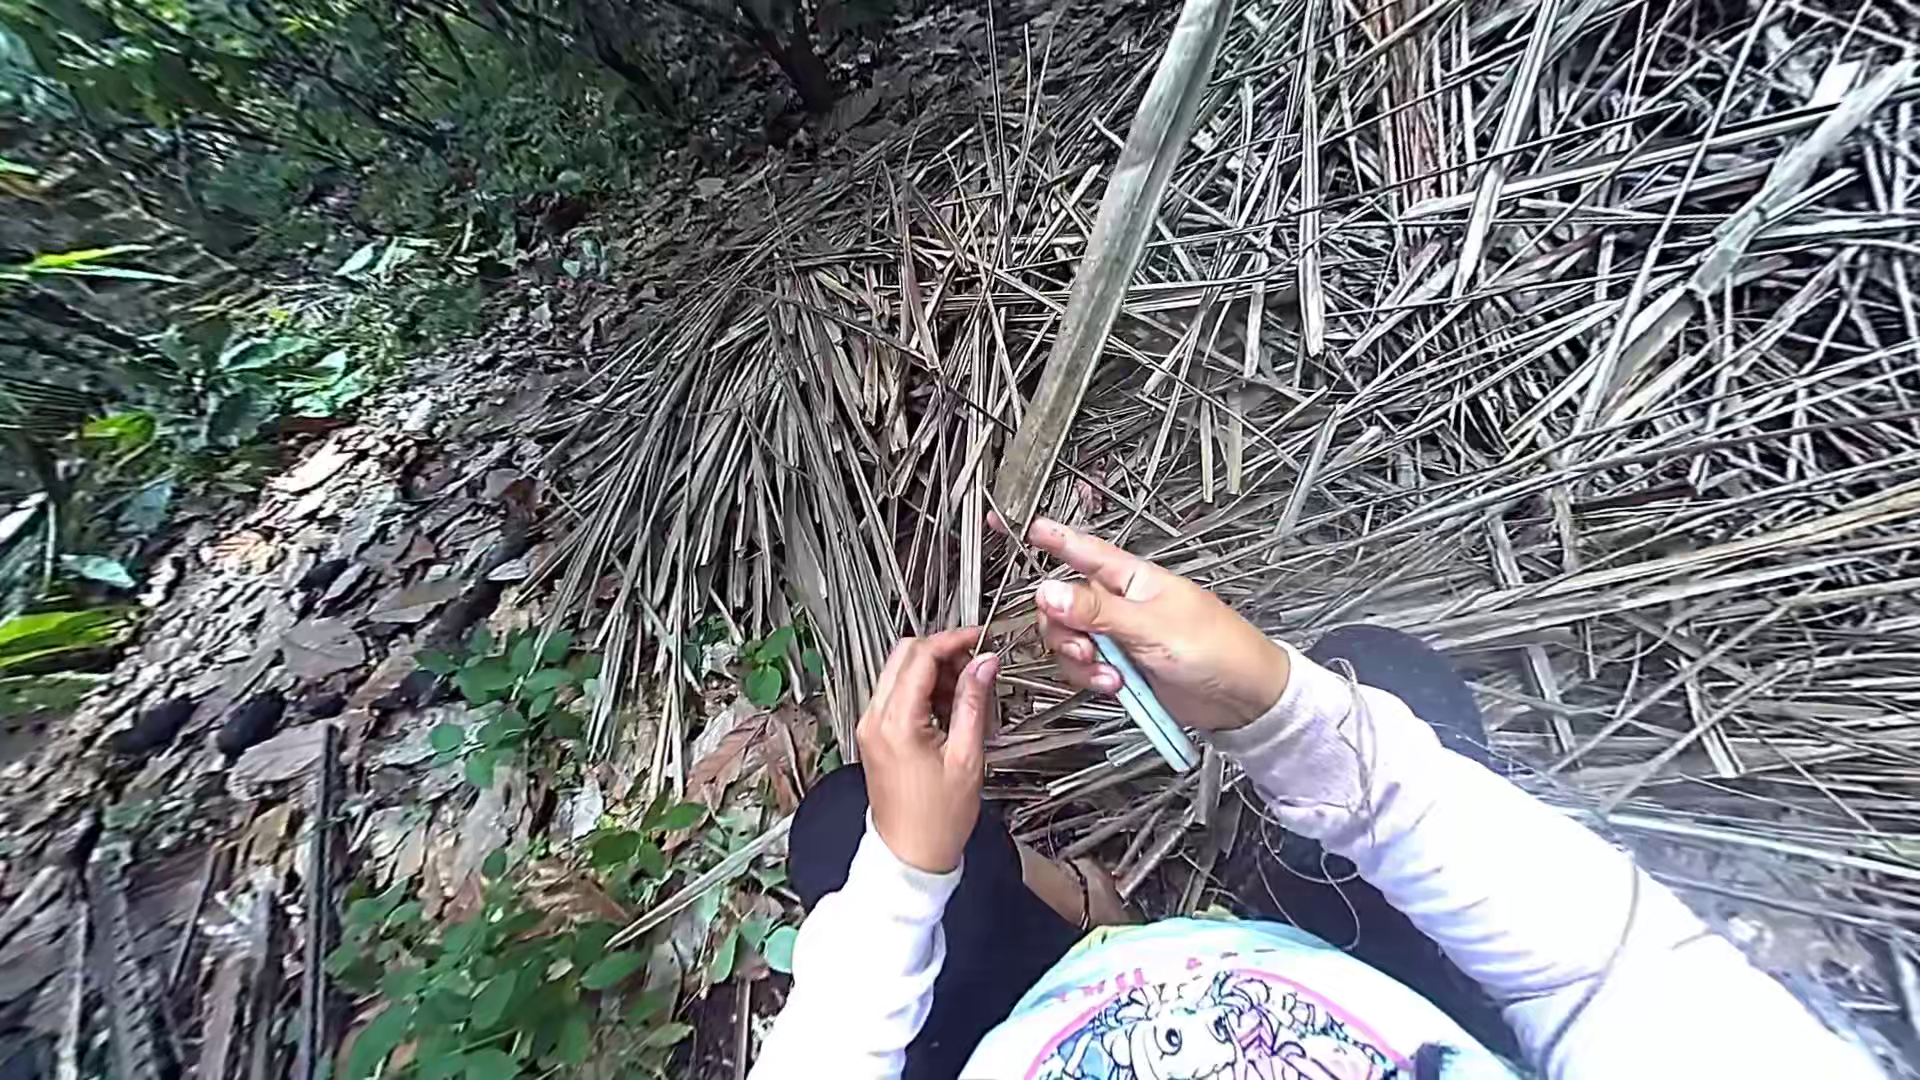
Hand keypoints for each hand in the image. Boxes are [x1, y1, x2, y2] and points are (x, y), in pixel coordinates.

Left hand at [856, 628, 1001, 872]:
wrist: (910, 856)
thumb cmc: (937, 819)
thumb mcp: (967, 756)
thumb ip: (973, 701)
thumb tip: (984, 662)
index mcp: (896, 722)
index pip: (921, 656)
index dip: (952, 640)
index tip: (977, 638)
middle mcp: (875, 717)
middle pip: (904, 654)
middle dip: (942, 652)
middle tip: (973, 665)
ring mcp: (870, 724)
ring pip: (899, 670)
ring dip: (933, 670)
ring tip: (964, 693)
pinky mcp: (873, 732)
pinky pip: (896, 692)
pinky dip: (922, 688)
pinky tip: (947, 708)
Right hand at [1002, 516, 1288, 732]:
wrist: (1242, 700)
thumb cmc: (1217, 648)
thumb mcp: (1151, 626)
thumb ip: (1097, 611)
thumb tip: (1049, 591)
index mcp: (1131, 578)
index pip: (1081, 549)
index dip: (1051, 536)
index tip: (1021, 527)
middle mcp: (1118, 603)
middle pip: (1062, 604)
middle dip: (1063, 628)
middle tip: (1084, 645)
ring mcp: (1117, 635)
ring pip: (1068, 638)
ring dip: (1079, 659)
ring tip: (1107, 671)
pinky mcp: (1119, 664)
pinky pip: (1083, 666)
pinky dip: (1091, 678)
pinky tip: (1115, 684)